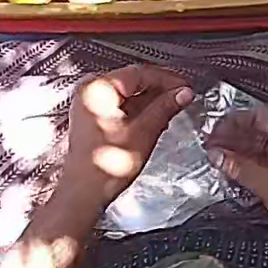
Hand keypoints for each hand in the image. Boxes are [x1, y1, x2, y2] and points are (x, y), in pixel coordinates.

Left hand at [57, 66, 193, 209]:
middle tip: (182, 95)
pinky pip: (119, 105)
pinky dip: (138, 110)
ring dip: (151, 100)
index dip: (167, 78)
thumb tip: (182, 94)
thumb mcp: (143, 133)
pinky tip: (154, 118)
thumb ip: (165, 108)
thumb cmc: (103, 169)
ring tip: (172, 108)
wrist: (83, 194)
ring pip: (127, 94)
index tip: (184, 86)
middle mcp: (89, 92)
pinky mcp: (91, 118)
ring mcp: (88, 105)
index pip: (139, 72)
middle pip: (133, 81)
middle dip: (160, 89)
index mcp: (97, 88)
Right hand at [205, 109, 267, 263]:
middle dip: (234, 139)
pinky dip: (249, 169)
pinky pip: (265, 168)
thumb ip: (240, 168)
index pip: (261, 117)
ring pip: (261, 152)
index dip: (236, 121)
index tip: (217, 128)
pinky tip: (233, 172)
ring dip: (240, 155)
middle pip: (259, 134)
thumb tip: (219, 156)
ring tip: (218, 158)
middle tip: (213, 144)